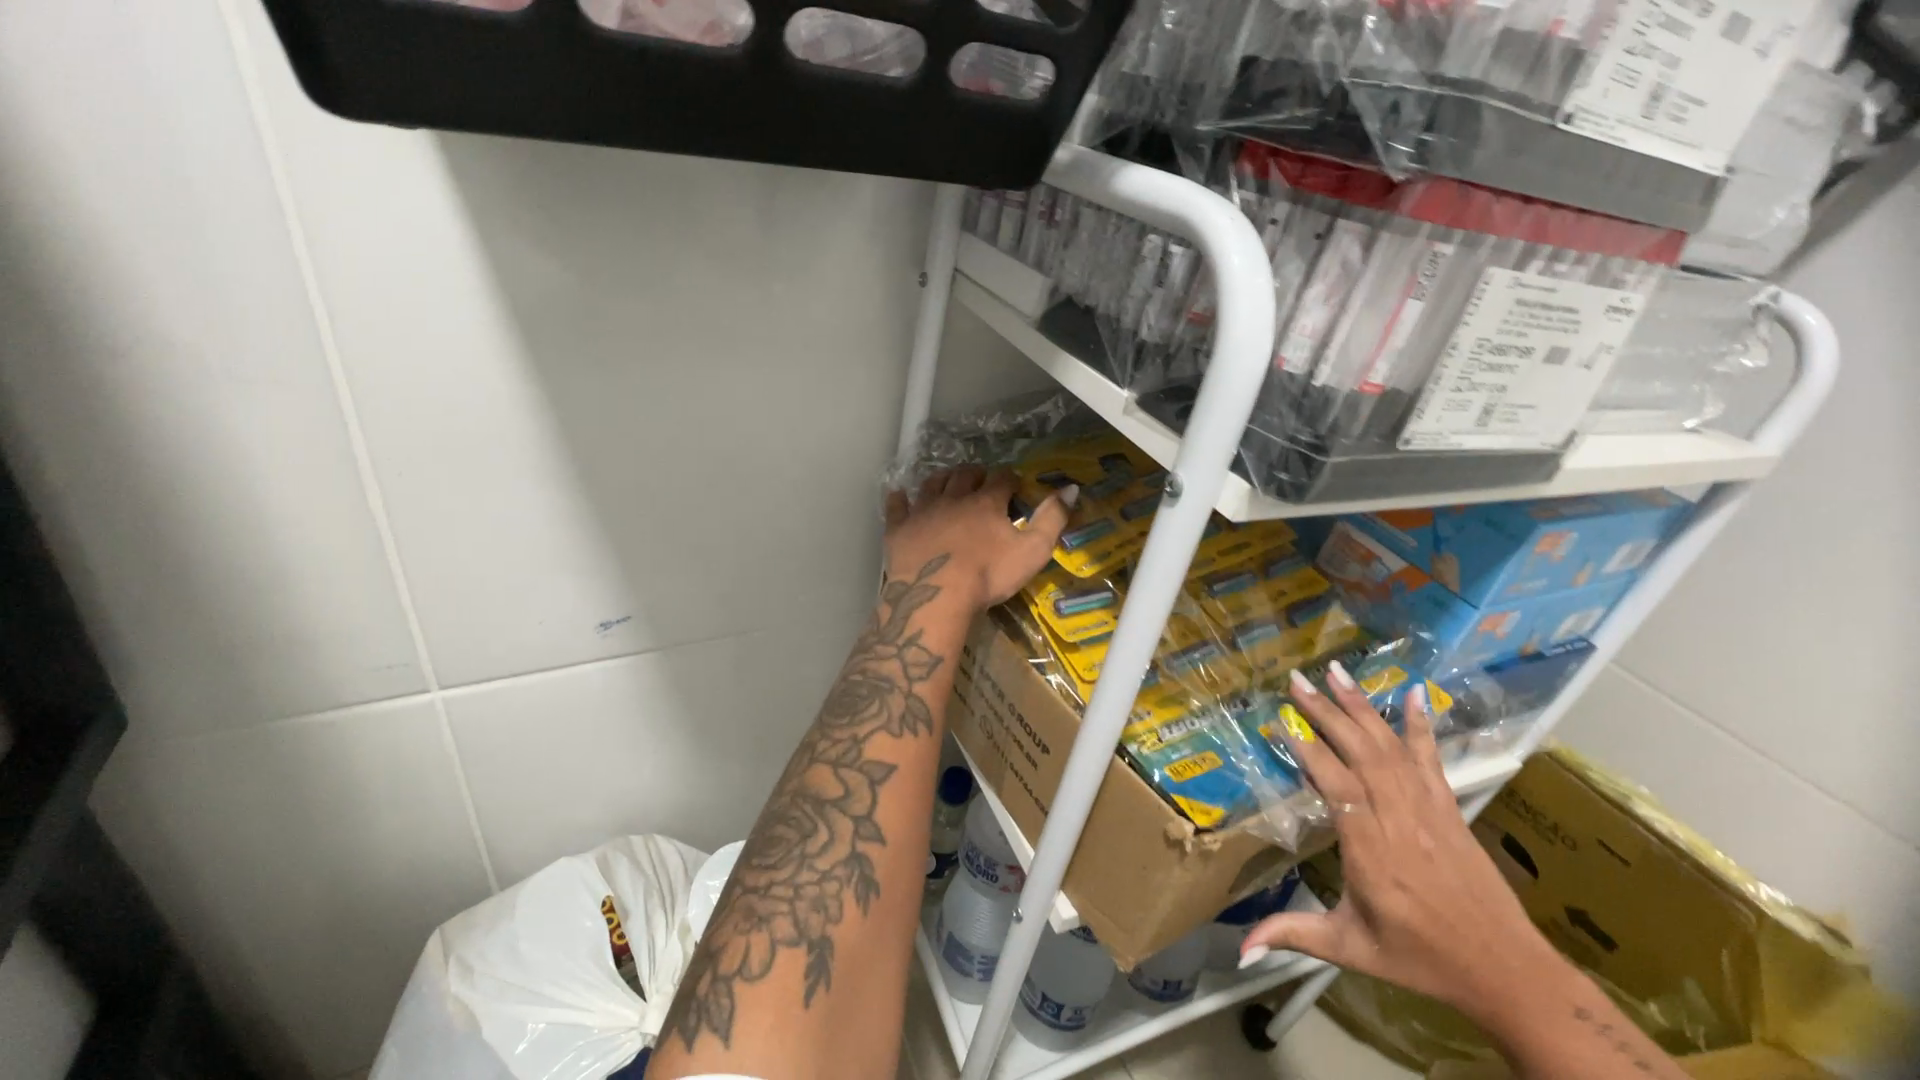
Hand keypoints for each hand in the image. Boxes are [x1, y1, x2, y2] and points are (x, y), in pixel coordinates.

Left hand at [883, 466, 1073, 612]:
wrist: (937, 594)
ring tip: (948, 481)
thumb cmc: (988, 575)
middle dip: (976, 474)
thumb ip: (1052, 518)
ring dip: (942, 479)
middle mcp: (954, 498)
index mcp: (987, 502)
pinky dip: (899, 498)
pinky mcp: (899, 528)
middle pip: (964, 475)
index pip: (1002, 479)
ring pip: (932, 484)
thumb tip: (1070, 488)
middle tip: (981, 479)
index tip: (1014, 485)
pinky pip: (896, 506)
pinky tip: (899, 495)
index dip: (1010, 479)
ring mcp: (923, 511)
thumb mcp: (1033, 550)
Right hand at [1241, 665, 1568, 1023]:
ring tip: (1337, 672)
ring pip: (1391, 749)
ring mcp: (1429, 811)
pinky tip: (1413, 693)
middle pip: (1361, 755)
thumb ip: (1293, 937)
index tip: (1280, 719)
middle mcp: (1399, 821)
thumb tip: (1238, 950)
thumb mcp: (1351, 951)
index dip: (1307, 750)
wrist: (1504, 968)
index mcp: (1371, 853)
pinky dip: (1421, 725)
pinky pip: (1431, 760)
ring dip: (1362, 708)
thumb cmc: (1421, 959)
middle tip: (1298, 679)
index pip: (1335, 786)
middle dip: (1327, 713)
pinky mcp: (1450, 810)